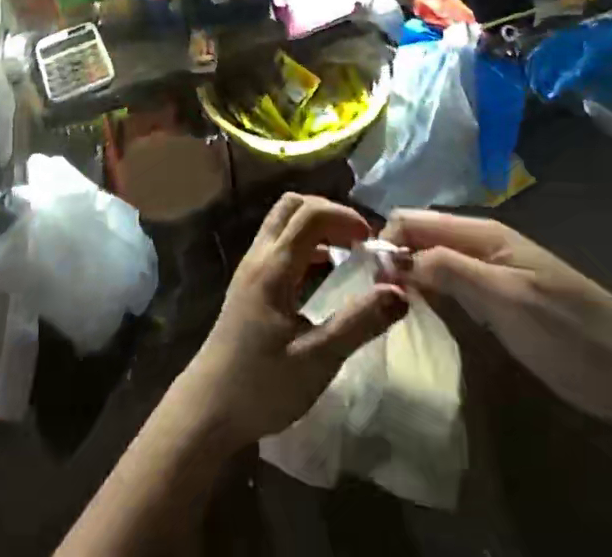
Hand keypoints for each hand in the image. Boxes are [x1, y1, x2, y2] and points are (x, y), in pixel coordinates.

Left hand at [169, 194, 408, 448]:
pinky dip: (306, 246)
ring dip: (317, 228)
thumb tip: (400, 291)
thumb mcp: (318, 359)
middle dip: (329, 213)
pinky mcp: (250, 285)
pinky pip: (279, 247)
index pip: (308, 215)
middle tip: (362, 241)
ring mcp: (250, 270)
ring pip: (282, 225)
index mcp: (272, 268)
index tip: (375, 243)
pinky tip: (327, 275)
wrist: (211, 406)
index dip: (345, 217)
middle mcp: (258, 258)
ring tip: (352, 255)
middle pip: (290, 207)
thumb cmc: (263, 385)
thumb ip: (358, 322)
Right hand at [385, 211, 611, 422]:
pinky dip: (427, 288)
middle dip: (391, 256)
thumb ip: (446, 269)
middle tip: (379, 295)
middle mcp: (480, 241)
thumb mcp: (503, 299)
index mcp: (482, 232)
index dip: (385, 242)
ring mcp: (490, 268)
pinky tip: (421, 308)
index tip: (374, 281)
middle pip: (417, 234)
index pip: (410, 219)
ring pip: (429, 256)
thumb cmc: (569, 335)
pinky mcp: (496, 295)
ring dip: (406, 272)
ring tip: (391, 303)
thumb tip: (389, 256)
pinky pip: (447, 279)